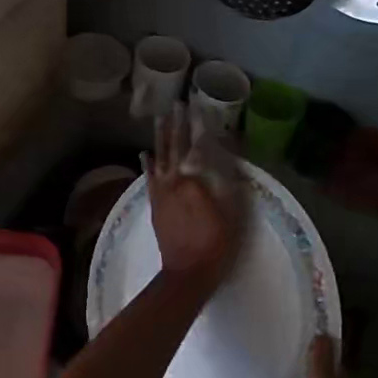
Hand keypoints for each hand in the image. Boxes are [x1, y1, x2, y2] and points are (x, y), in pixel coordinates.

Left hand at [145, 106, 243, 295]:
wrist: (187, 273)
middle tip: (177, 103)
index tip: (197, 106)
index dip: (197, 124)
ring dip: (160, 136)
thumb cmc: (215, 242)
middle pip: (174, 145)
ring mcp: (161, 191)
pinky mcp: (154, 203)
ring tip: (161, 117)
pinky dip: (147, 162)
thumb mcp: (232, 210)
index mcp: (193, 178)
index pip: (196, 144)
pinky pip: (149, 176)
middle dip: (176, 123)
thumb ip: (228, 179)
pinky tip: (144, 152)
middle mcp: (173, 179)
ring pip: (159, 156)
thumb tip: (225, 153)